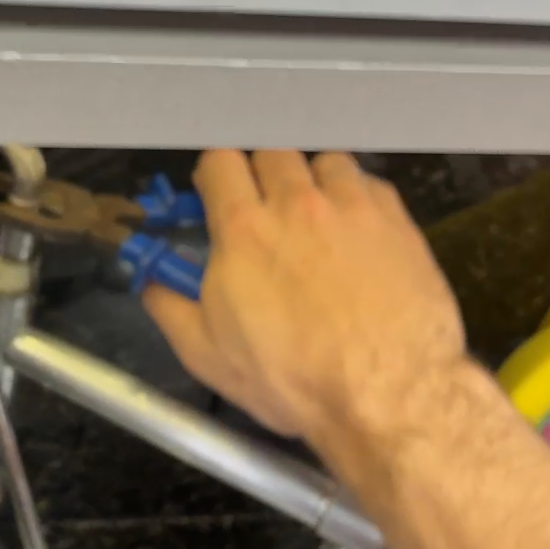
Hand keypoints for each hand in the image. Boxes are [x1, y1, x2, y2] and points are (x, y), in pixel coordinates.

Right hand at [143, 150, 471, 446]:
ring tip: (316, 214)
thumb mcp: (206, 354)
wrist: (388, 396)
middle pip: (271, 151)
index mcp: (243, 229)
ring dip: (312, 180)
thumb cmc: (290, 378)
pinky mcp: (398, 222)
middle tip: (264, 208)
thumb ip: (168, 306)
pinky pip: (370, 183)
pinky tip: (358, 230)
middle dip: (260, 173)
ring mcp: (351, 208)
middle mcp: (296, 203)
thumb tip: (151, 281)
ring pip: (324, 160)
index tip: (216, 195)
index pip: (219, 161)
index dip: (213, 175)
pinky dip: (357, 197)